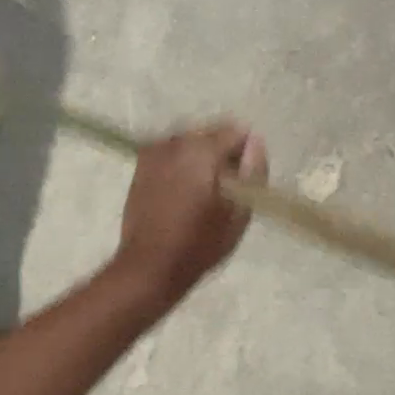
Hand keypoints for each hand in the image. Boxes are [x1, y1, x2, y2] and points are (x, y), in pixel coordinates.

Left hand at [114, 123, 266, 298]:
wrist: (149, 263)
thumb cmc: (199, 243)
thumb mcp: (239, 213)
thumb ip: (252, 172)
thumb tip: (255, 141)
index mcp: (201, 150)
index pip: (234, 131)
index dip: (245, 153)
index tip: (244, 179)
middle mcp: (174, 142)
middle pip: (209, 132)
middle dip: (221, 152)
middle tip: (226, 187)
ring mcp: (153, 151)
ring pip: (188, 140)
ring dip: (199, 156)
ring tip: (204, 190)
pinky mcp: (140, 165)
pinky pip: (169, 151)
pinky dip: (180, 162)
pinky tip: (183, 190)